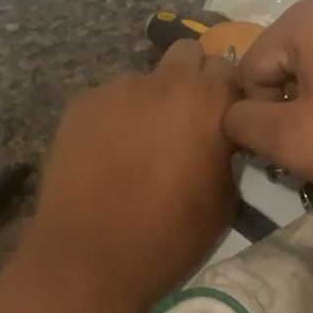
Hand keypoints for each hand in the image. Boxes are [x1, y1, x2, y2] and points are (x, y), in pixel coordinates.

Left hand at [21, 40, 239, 311]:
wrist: (89, 259)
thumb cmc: (170, 236)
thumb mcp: (225, 200)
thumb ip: (229, 153)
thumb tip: (221, 139)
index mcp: (210, 99)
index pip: (230, 68)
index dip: (226, 94)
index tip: (221, 121)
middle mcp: (167, 80)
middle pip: (188, 54)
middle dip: (191, 79)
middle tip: (185, 122)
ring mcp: (120, 87)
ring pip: (146, 78)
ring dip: (151, 101)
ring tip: (138, 144)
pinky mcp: (82, 103)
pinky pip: (109, 99)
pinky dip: (114, 118)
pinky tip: (106, 154)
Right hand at [223, 0, 312, 235]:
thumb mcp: (283, 137)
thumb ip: (239, 120)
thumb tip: (233, 115)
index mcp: (306, 16)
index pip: (251, 69)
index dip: (261, 111)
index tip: (290, 139)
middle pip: (278, 64)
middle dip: (283, 105)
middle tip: (308, 141)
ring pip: (306, 70)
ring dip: (307, 105)